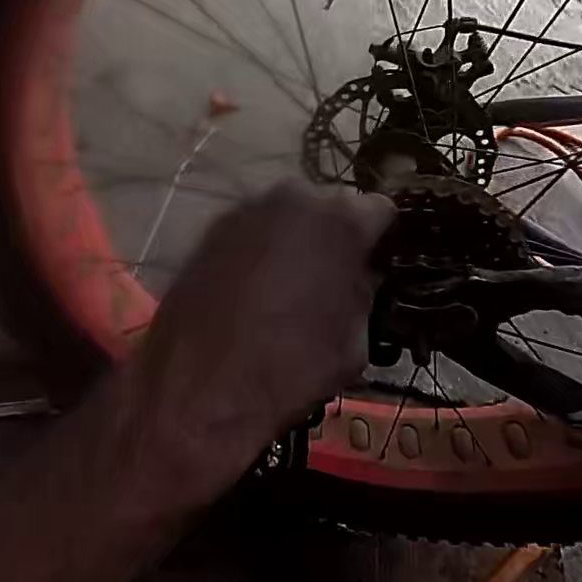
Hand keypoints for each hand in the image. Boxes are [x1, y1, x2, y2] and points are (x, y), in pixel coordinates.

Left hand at [134, 182, 393, 478]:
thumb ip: (364, 292)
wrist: (198, 386)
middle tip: (333, 274)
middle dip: (337, 234)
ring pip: (289, 214)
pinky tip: (254, 286)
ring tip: (290, 282)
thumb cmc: (291, 366)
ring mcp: (248, 207)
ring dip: (297, 238)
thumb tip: (359, 276)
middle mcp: (294, 196)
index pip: (381, 210)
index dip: (382, 239)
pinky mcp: (213, 226)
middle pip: (331, 205)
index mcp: (342, 218)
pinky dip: (262, 248)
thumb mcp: (355, 341)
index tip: (378, 263)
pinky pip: (254, 229)